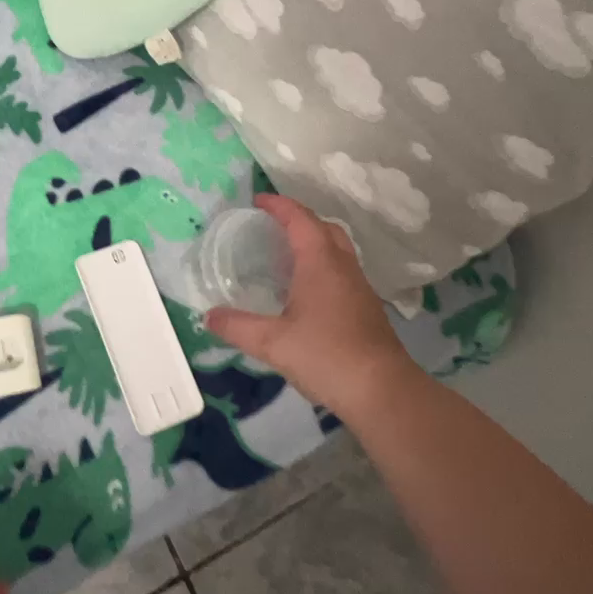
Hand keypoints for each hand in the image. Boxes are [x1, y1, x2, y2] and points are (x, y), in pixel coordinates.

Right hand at [205, 194, 417, 409]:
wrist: (383, 392)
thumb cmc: (327, 356)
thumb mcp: (272, 343)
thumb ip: (238, 327)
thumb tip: (208, 316)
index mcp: (320, 263)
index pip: (300, 219)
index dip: (279, 205)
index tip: (258, 201)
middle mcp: (343, 267)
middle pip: (324, 228)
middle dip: (299, 219)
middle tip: (272, 226)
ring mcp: (359, 288)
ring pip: (337, 250)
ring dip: (314, 243)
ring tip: (285, 255)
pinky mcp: (367, 309)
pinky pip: (342, 272)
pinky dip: (323, 266)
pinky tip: (306, 291)